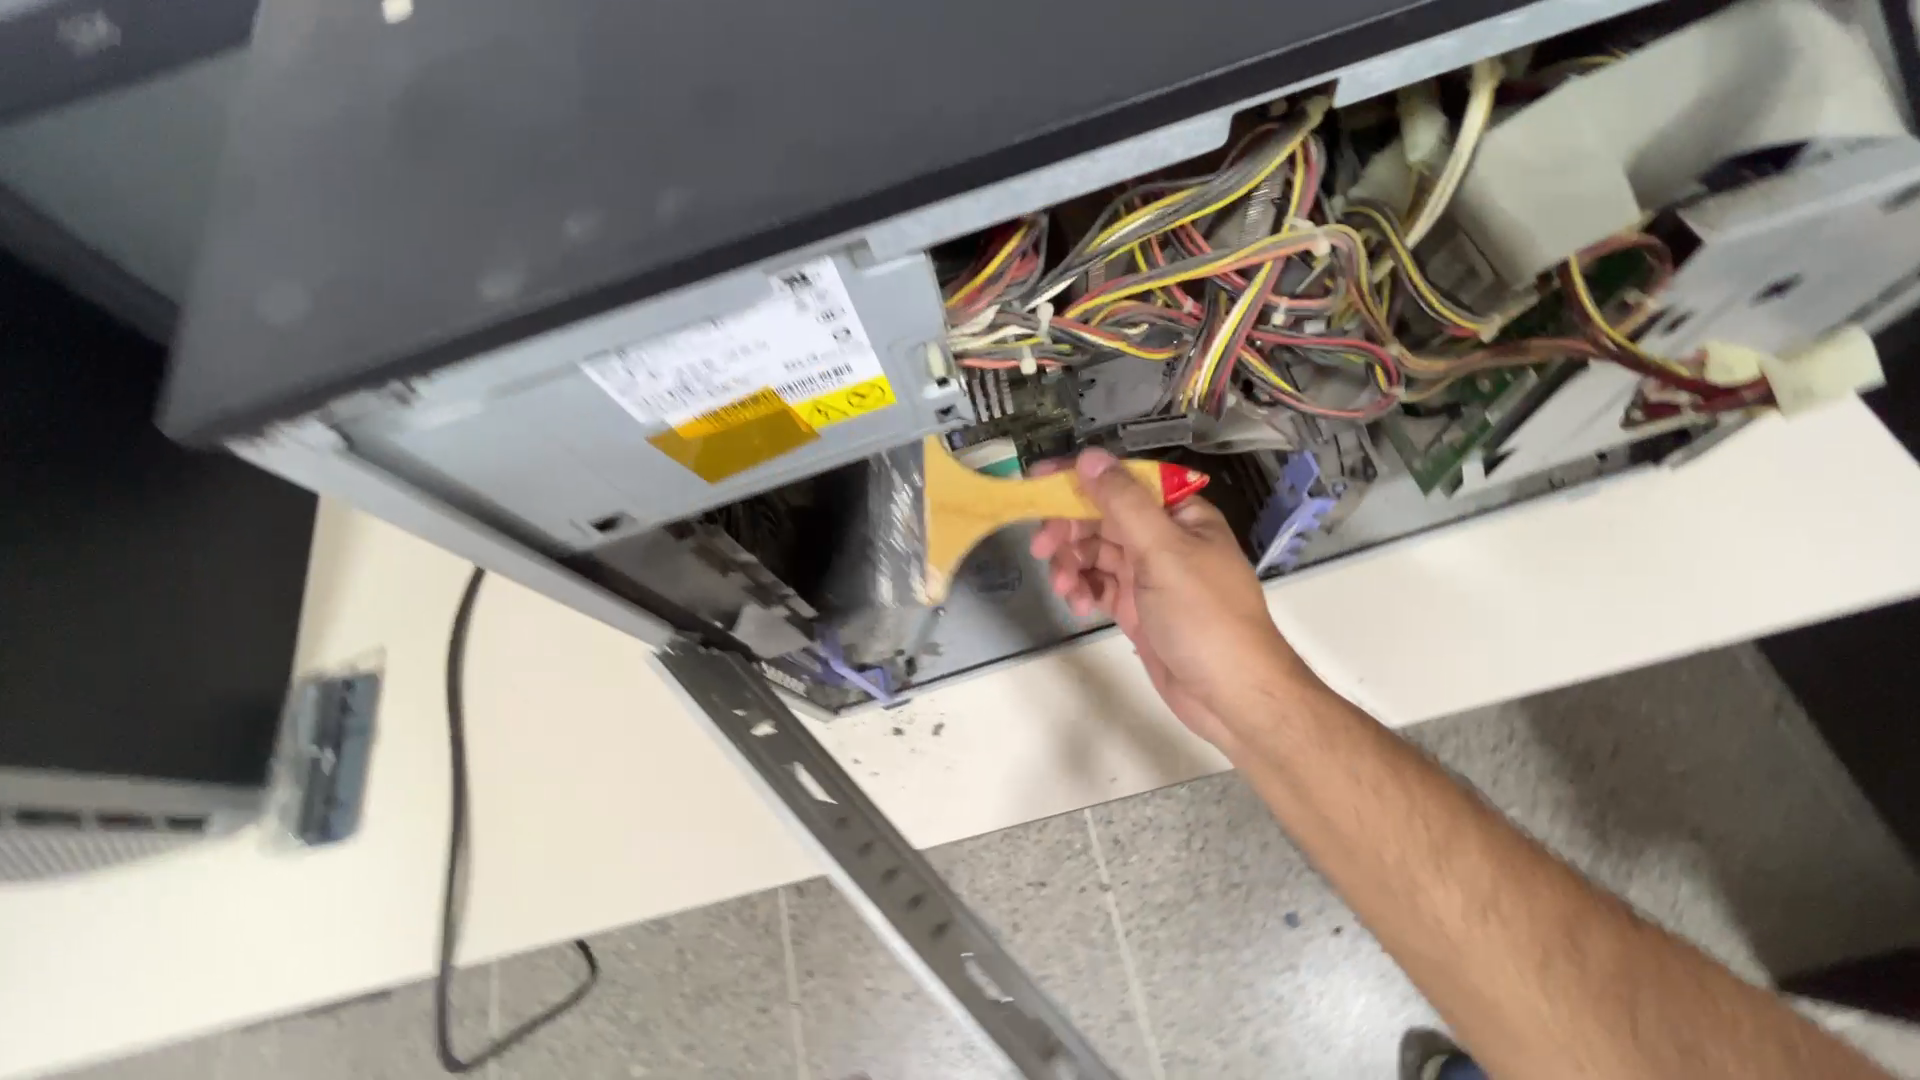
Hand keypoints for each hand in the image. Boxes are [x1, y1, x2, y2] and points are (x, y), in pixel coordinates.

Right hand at [1029, 448, 1305, 749]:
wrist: (1230, 694)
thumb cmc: (1204, 615)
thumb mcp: (1163, 552)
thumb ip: (1123, 502)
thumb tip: (1090, 457)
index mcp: (1179, 515)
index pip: (1122, 482)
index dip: (1080, 479)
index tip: (1037, 480)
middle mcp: (1164, 540)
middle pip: (1103, 518)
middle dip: (1069, 529)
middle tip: (1041, 547)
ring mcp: (1149, 576)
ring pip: (1096, 554)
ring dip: (1073, 565)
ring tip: (1066, 588)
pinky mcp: (1137, 609)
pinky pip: (1099, 587)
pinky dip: (1084, 591)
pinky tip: (1079, 606)